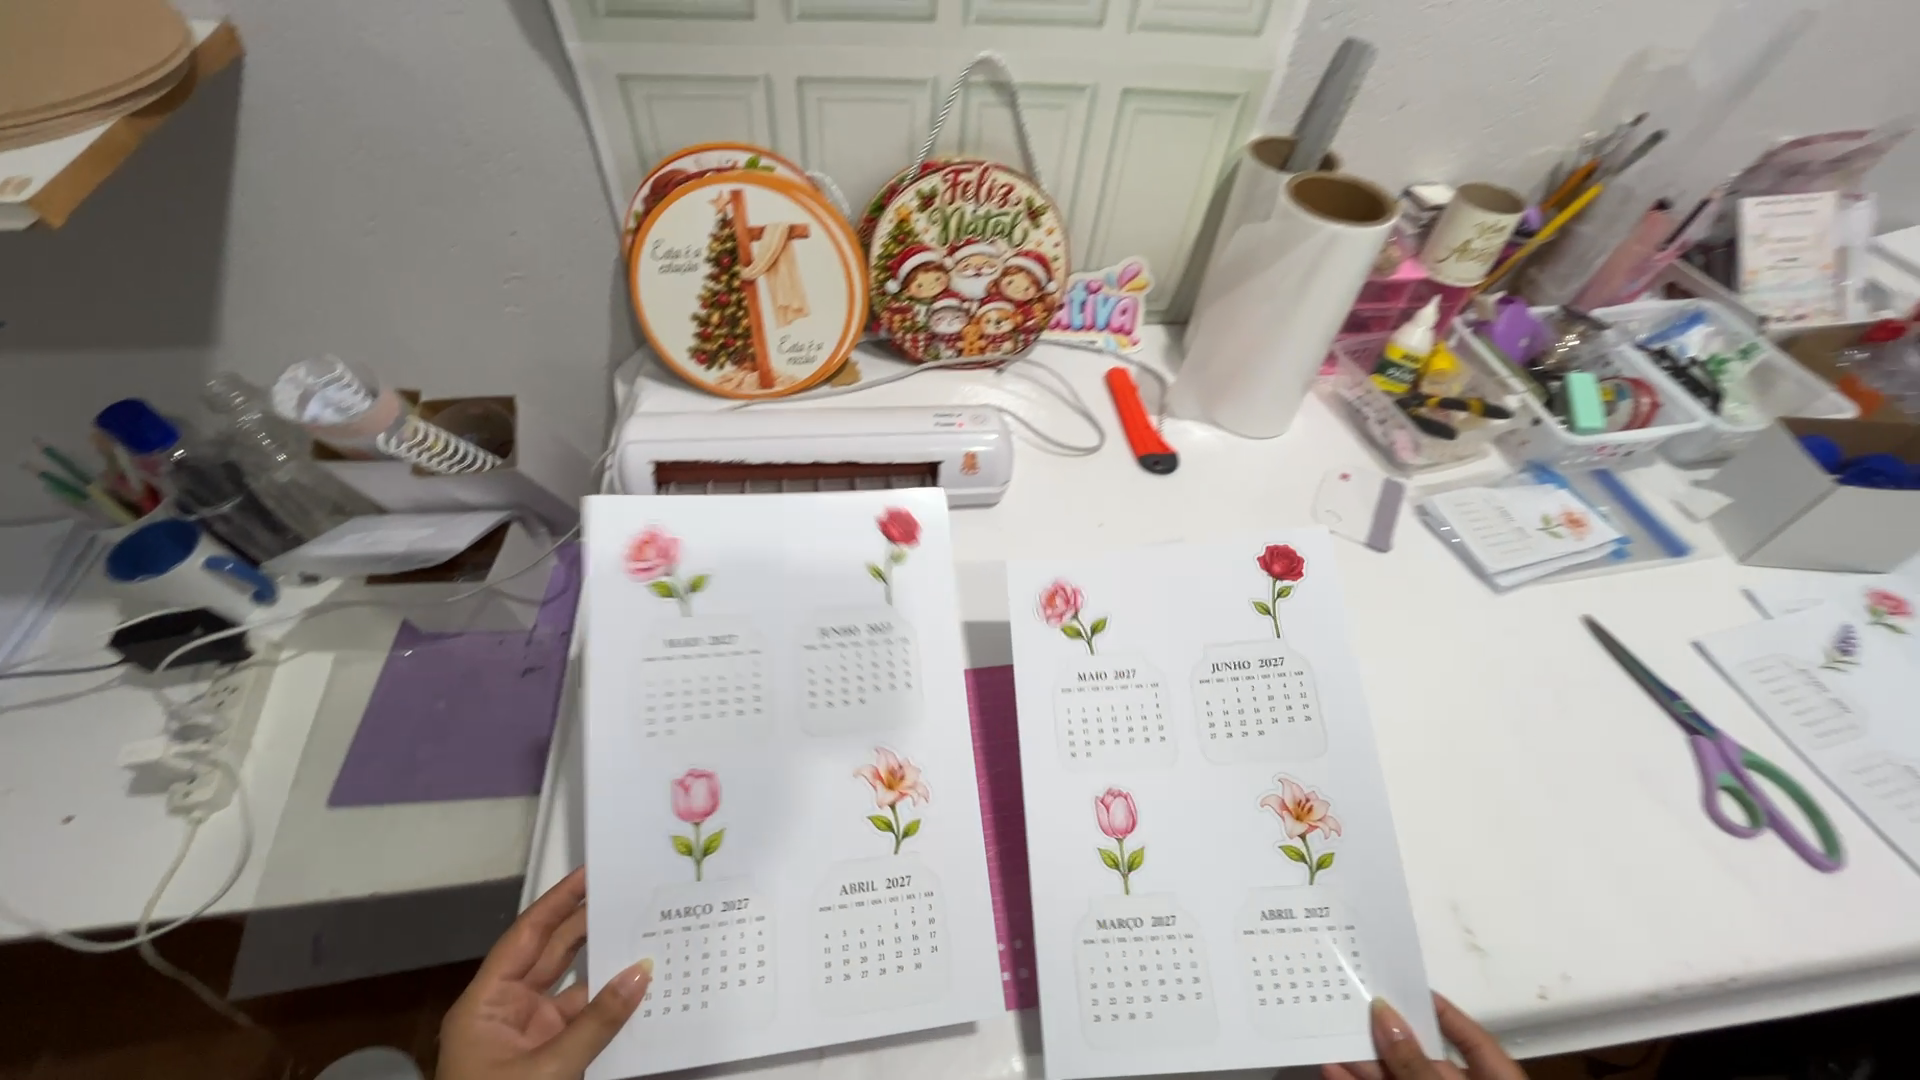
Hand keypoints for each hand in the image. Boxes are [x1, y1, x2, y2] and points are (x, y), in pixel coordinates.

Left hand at [438, 867, 651, 1079]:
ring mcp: (529, 1036)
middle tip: (630, 889)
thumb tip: (643, 971)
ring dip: (606, 961)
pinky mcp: (550, 1058)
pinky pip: (584, 1017)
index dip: (559, 901)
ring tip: (644, 927)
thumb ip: (598, 1022)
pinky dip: (611, 1001)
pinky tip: (641, 983)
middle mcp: (506, 1011)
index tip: (593, 871)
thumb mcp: (546, 1073)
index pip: (527, 936)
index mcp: (486, 1005)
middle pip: (551, 952)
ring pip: (572, 983)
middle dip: (588, 922)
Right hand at [1323, 994, 1525, 1079]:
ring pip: (1397, 1078)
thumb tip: (1383, 1012)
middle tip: (1348, 1003)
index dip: (1441, 1010)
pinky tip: (1331, 1069)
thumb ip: (1416, 1064)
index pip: (1473, 1039)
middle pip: (1424, 1058)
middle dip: (1384, 1035)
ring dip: (1362, 1061)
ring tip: (1328, 1032)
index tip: (1402, 981)